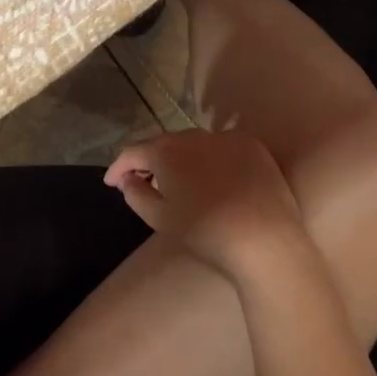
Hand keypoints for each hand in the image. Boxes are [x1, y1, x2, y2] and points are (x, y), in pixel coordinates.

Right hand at [104, 130, 303, 271]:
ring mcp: (227, 138)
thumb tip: (127, 179)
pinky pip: (222, 149)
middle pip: (164, 144)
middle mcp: (194, 135)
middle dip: (150, 161)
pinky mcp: (254, 147)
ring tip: (178, 182)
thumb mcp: (158, 218)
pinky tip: (212, 181)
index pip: (133, 152)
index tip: (111, 183)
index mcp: (166, 151)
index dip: (118, 167)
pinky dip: (210, 160)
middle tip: (143, 182)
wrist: (265, 240)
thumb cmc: (204, 231)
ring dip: (181, 159)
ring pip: (194, 145)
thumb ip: (135, 193)